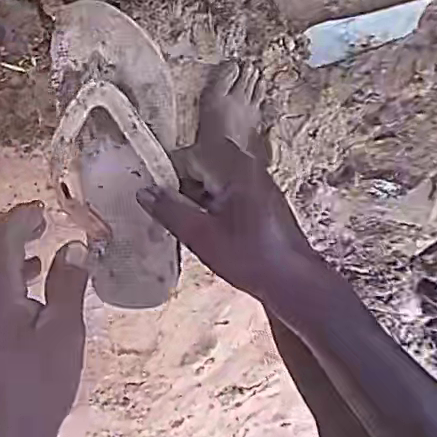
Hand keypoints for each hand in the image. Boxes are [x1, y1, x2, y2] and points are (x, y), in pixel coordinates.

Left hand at [0, 202, 90, 436]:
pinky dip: (22, 271)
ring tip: (42, 236)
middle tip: (42, 215)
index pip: (1, 243)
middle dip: (16, 228)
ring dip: (19, 248)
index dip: (19, 219)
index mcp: (1, 296)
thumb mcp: (66, 327)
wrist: (20, 428)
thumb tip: (74, 246)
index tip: (42, 205)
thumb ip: (69, 284)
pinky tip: (40, 276)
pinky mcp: (1, 333)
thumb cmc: (44, 379)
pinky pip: (7, 288)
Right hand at [137, 137, 328, 305]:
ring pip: (218, 178)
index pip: (190, 155)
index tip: (157, 197)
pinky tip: (212, 230)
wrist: (292, 281)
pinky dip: (216, 204)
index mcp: (235, 168)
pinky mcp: (265, 201)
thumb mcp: (199, 234)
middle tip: (174, 211)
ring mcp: (261, 184)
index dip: (168, 174)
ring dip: (200, 196)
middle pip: (205, 163)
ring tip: (192, 225)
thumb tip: (144, 192)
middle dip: (184, 185)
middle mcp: (251, 168)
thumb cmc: (248, 256)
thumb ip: (168, 209)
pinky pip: (232, 191)